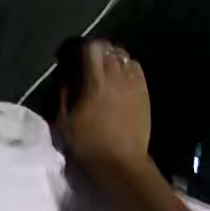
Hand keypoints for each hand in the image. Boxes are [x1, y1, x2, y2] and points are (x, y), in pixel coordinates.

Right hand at [59, 39, 152, 177]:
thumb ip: (65, 93)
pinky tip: (120, 78)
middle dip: (97, 50)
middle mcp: (117, 76)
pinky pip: (136, 68)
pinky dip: (127, 66)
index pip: (92, 47)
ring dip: (112, 57)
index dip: (82, 46)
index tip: (73, 56)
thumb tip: (67, 78)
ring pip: (124, 56)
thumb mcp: (65, 120)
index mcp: (96, 80)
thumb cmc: (89, 143)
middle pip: (109, 48)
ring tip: (105, 68)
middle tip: (87, 61)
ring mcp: (134, 83)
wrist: (122, 164)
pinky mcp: (145, 93)